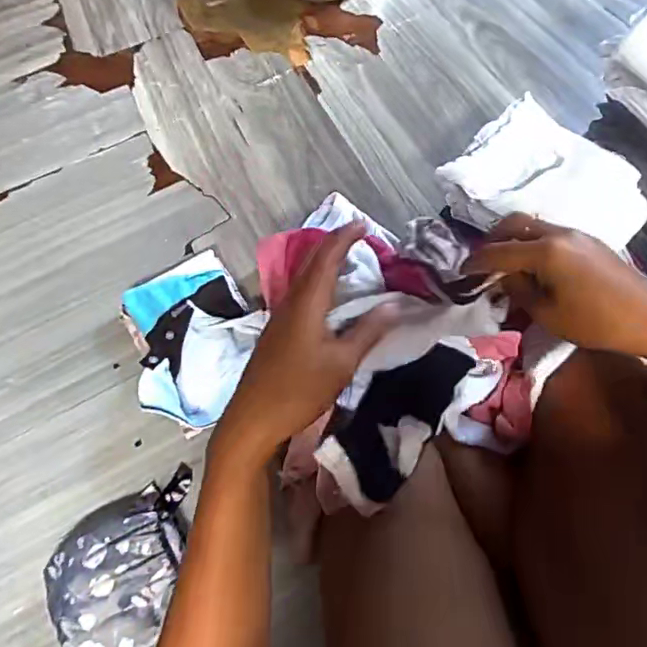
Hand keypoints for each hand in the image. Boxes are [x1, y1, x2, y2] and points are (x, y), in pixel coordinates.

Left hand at [215, 223, 405, 453]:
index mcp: (307, 304)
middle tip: (358, 236)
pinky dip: (318, 282)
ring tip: (348, 258)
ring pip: (304, 277)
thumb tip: (392, 306)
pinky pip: (301, 293)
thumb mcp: (342, 363)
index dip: (344, 239)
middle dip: (333, 244)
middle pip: (311, 263)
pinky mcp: (278, 332)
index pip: (326, 260)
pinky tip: (329, 294)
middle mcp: (290, 303)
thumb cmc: (300, 390)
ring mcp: (280, 317)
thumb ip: (368, 331)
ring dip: (324, 262)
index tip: (363, 225)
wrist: (253, 420)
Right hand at [463, 214, 646, 358]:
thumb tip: (505, 276)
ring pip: (534, 226)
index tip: (461, 271)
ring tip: (506, 264)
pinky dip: (534, 243)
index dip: (477, 261)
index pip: (500, 251)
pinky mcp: (590, 241)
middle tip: (482, 262)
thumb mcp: (548, 314)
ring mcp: (577, 233)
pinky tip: (534, 265)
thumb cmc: (596, 323)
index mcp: (546, 251)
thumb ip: (520, 290)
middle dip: (493, 239)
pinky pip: (551, 233)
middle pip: (515, 224)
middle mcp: (559, 233)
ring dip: (515, 239)